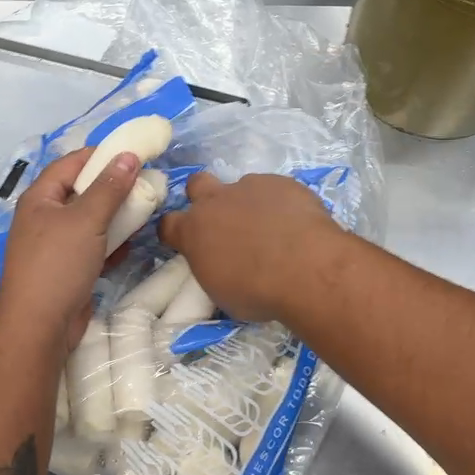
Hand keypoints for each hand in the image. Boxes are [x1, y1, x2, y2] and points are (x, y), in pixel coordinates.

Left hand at [0, 147, 139, 350]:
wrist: (39, 327)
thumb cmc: (58, 265)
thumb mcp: (86, 220)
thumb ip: (109, 187)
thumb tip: (128, 156)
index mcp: (40, 198)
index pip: (71, 163)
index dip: (101, 155)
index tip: (134, 154)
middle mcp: (45, 217)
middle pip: (82, 191)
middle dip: (113, 187)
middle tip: (147, 183)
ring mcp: (56, 245)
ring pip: (91, 220)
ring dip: (116, 216)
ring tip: (146, 210)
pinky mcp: (68, 269)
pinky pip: (93, 246)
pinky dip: (112, 243)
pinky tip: (133, 244)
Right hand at [158, 172, 344, 322]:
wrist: (306, 269)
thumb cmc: (258, 292)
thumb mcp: (222, 292)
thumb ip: (214, 267)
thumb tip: (221, 263)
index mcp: (194, 231)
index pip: (168, 224)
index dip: (175, 232)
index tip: (186, 242)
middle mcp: (216, 201)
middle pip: (197, 184)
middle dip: (205, 197)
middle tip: (225, 221)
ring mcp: (250, 186)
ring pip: (242, 187)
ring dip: (250, 203)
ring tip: (273, 228)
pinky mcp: (282, 182)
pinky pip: (275, 189)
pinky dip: (281, 204)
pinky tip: (296, 223)